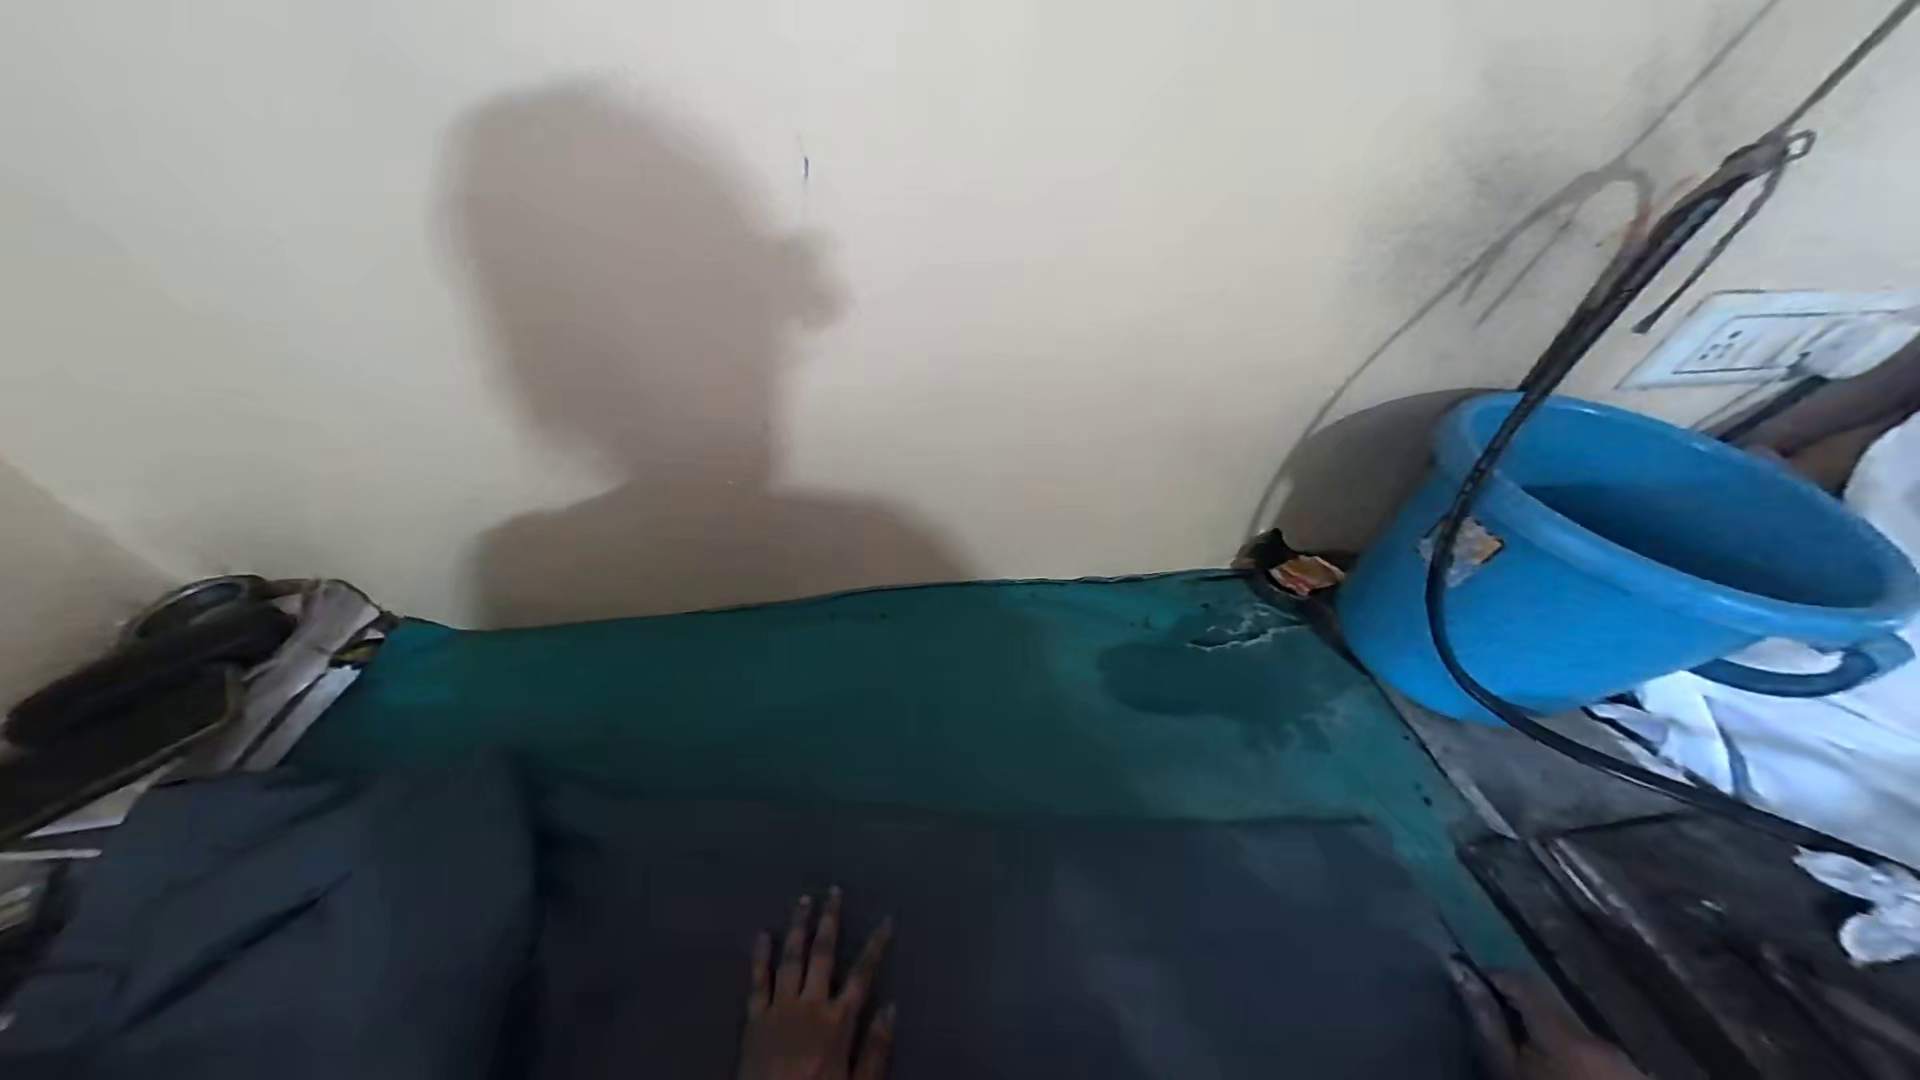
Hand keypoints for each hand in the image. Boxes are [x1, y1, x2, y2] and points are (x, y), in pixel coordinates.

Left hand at [737, 888, 895, 1079]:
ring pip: (791, 957)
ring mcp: (780, 1009)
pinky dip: (760, 956)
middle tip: (834, 890)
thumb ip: (876, 1049)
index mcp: (838, 1021)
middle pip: (823, 953)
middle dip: (830, 919)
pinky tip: (762, 934)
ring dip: (799, 926)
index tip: (886, 919)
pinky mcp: (754, 1020)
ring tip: (803, 900)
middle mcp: (810, 1005)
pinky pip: (757, 981)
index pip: (862, 973)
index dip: (876, 944)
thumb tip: (891, 1006)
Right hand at [1450, 964, 1647, 1079]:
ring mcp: (1632, 1069)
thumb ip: (1486, 1020)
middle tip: (1500, 1028)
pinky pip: (1602, 1062)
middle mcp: (1603, 1043)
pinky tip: (1567, 1078)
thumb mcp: (1506, 1071)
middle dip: (1526, 1012)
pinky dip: (1580, 1062)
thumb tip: (1460, 971)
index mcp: (1566, 1034)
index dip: (1495, 976)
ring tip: (1534, 1061)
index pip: (1523, 980)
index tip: (1472, 984)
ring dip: (1554, 1040)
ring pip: (1580, 1038)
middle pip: (1555, 1011)